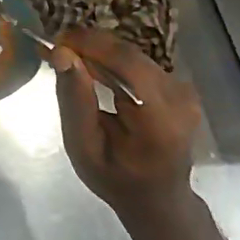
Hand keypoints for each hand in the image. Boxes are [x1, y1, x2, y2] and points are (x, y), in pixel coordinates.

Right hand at [51, 30, 202, 225]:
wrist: (158, 198)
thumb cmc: (116, 179)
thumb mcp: (84, 148)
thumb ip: (75, 101)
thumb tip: (62, 54)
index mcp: (160, 119)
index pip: (127, 64)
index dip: (90, 44)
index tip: (56, 41)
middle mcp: (179, 98)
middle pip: (130, 55)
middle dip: (90, 45)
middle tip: (55, 48)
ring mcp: (184, 90)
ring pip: (134, 55)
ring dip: (100, 52)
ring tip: (69, 58)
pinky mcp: (180, 85)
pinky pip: (140, 63)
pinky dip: (113, 61)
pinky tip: (92, 69)